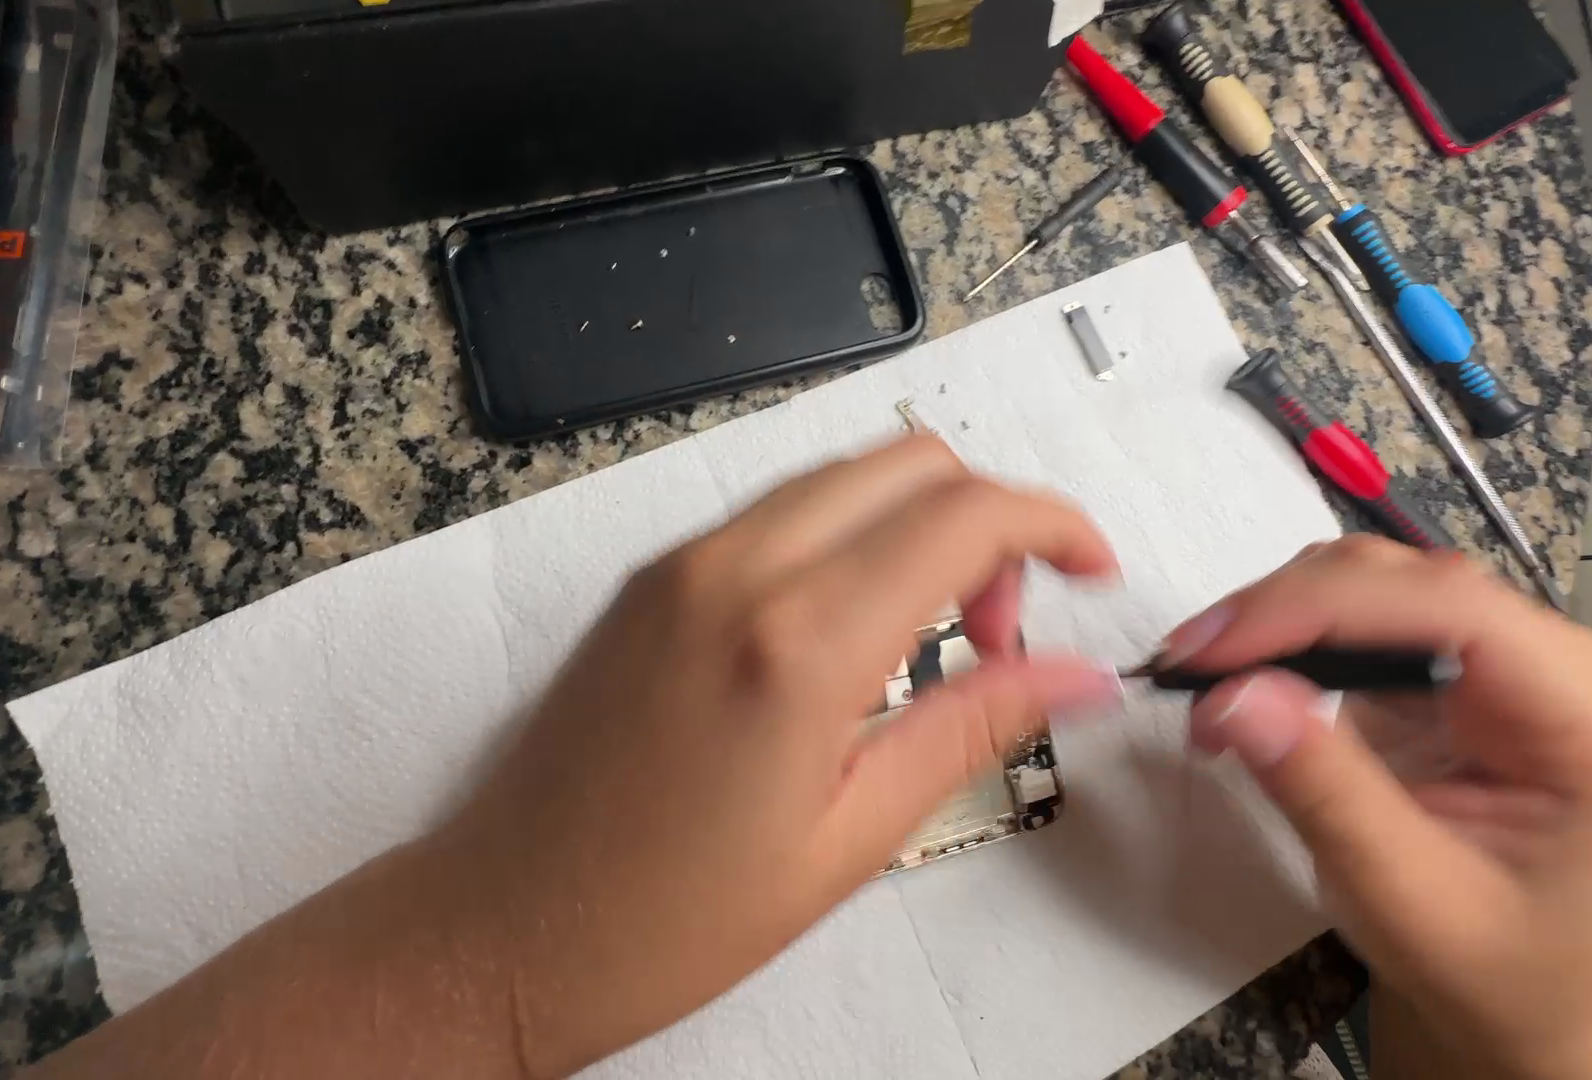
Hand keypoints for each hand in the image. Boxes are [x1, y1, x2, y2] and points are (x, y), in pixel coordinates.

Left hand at [28, 437, 1123, 1079]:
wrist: (502, 921)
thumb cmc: (668, 914)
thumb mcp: (851, 838)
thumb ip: (972, 730)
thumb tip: (1074, 677)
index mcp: (797, 640)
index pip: (962, 514)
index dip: (1051, 523)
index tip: (1090, 564)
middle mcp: (736, 566)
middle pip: (909, 460)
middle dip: (987, 518)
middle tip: (998, 624)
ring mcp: (686, 557)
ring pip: (845, 476)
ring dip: (917, 522)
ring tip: (930, 634)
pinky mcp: (657, 572)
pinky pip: (784, 510)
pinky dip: (851, 535)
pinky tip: (852, 626)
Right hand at [1168, 537, 1591, 1079]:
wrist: (1498, 985)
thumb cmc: (1475, 958)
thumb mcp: (1399, 893)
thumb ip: (1323, 788)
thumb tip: (1228, 693)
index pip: (1455, 611)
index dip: (1321, 608)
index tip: (1209, 650)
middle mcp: (1567, 671)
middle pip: (1407, 581)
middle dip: (1281, 608)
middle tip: (1186, 661)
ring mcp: (1505, 660)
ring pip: (1371, 578)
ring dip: (1273, 612)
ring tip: (1204, 670)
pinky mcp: (1446, 663)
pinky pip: (1353, 609)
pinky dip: (1280, 629)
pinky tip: (1239, 671)